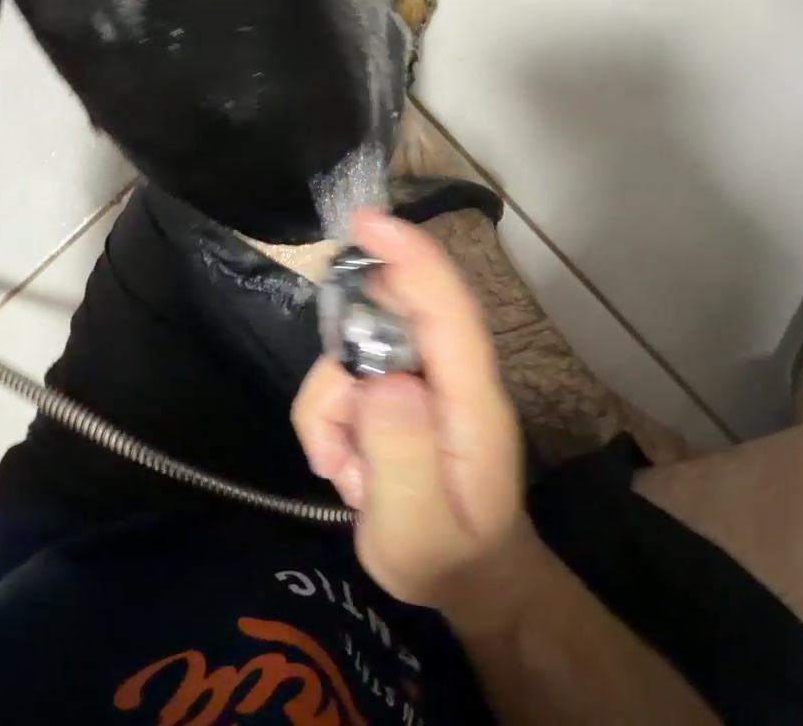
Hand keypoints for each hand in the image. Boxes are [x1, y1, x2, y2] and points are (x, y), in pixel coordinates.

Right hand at [291, 210, 539, 632]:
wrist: (467, 580)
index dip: (412, 259)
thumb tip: (379, 382)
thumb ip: (403, 459)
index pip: (447, 311)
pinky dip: (329, 425)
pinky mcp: (395, 398)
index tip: (368, 223)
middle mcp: (448, 377)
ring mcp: (419, 385)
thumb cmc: (452, 560)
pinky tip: (346, 473)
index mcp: (472, 400)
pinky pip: (345, 384)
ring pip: (353, 357)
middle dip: (346, 364)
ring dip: (332, 416)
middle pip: (387, 322)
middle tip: (334, 429)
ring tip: (350, 482)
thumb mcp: (420, 531)